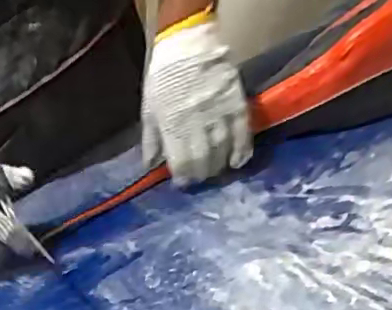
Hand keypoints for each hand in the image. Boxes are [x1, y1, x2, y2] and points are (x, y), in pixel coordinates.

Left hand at [141, 15, 252, 185]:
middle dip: (201, 174)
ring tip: (215, 172)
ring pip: (222, 147)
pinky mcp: (236, 98)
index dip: (183, 177)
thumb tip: (150, 166)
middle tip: (199, 179)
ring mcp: (218, 110)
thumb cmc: (163, 80)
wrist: (188, 43)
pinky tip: (238, 161)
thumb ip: (151, 140)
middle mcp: (197, 122)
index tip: (182, 183)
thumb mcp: (149, 112)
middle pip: (203, 158)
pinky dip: (242, 147)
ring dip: (219, 165)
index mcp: (173, 127)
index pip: (181, 162)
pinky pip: (243, 128)